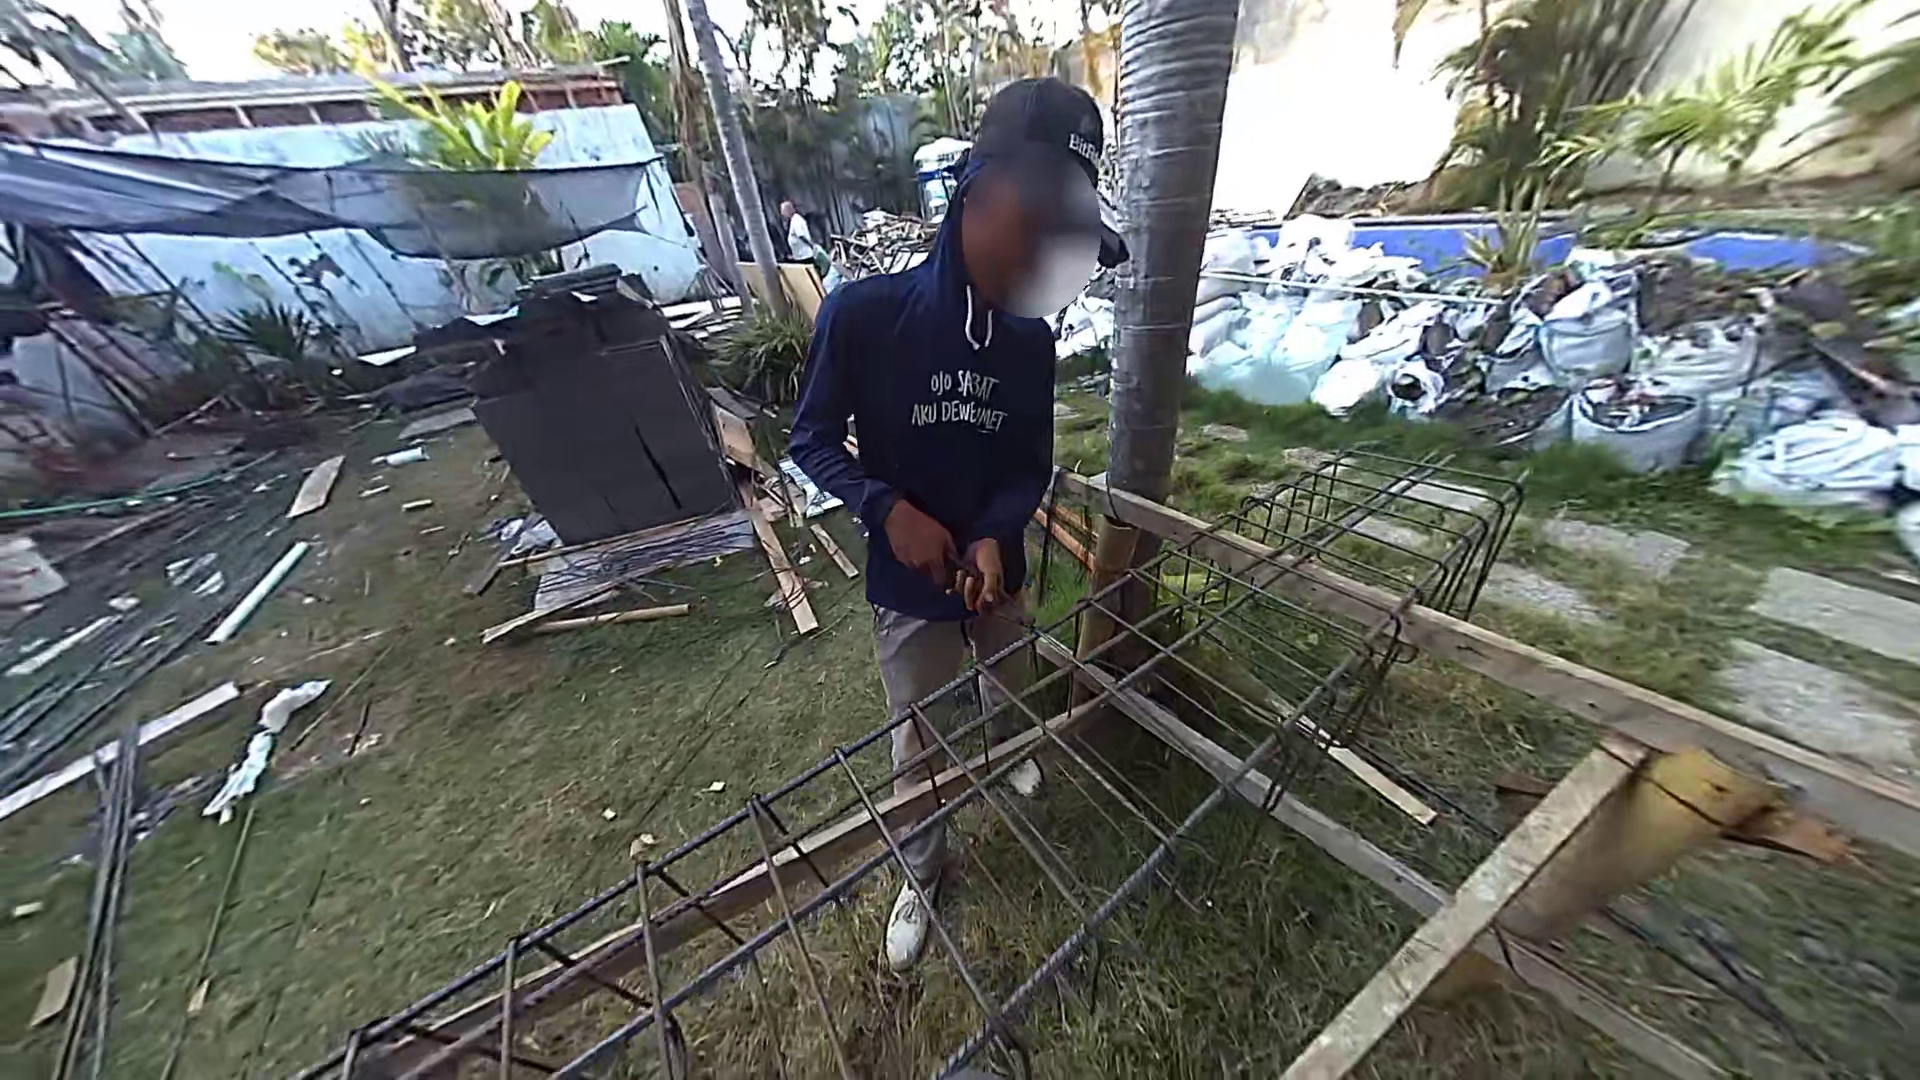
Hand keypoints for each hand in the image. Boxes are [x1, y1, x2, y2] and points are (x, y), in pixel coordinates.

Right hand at [885, 499, 955, 583]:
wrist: (901, 519)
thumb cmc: (925, 525)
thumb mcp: (944, 534)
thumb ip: (950, 548)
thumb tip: (954, 557)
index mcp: (933, 561)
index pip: (939, 578)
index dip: (942, 577)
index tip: (943, 572)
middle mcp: (920, 566)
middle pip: (927, 574)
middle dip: (931, 569)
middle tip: (933, 558)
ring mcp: (908, 562)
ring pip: (917, 568)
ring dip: (920, 564)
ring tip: (921, 551)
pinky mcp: (898, 558)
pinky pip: (907, 562)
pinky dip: (910, 558)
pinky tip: (911, 547)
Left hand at [955, 538, 1003, 612]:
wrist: (979, 543)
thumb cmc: (989, 556)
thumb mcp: (992, 570)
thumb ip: (990, 586)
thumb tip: (990, 600)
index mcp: (994, 591)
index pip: (988, 606)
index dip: (981, 604)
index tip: (977, 600)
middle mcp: (984, 592)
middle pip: (975, 603)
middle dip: (970, 593)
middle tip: (970, 578)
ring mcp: (973, 588)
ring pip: (965, 598)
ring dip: (962, 588)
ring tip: (963, 572)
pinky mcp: (963, 583)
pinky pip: (958, 592)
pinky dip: (953, 591)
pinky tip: (949, 591)